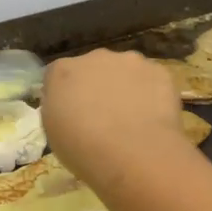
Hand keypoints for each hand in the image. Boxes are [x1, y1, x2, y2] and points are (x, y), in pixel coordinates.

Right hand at [38, 49, 189, 186]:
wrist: (132, 153)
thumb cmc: (81, 147)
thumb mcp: (52, 130)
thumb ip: (57, 106)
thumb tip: (67, 103)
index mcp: (62, 71)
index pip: (56, 73)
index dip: (62, 92)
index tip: (67, 111)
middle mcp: (94, 57)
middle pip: (91, 67)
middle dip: (93, 85)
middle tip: (98, 114)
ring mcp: (130, 61)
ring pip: (123, 71)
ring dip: (122, 86)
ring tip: (127, 117)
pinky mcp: (159, 71)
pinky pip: (149, 79)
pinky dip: (147, 93)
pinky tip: (147, 116)